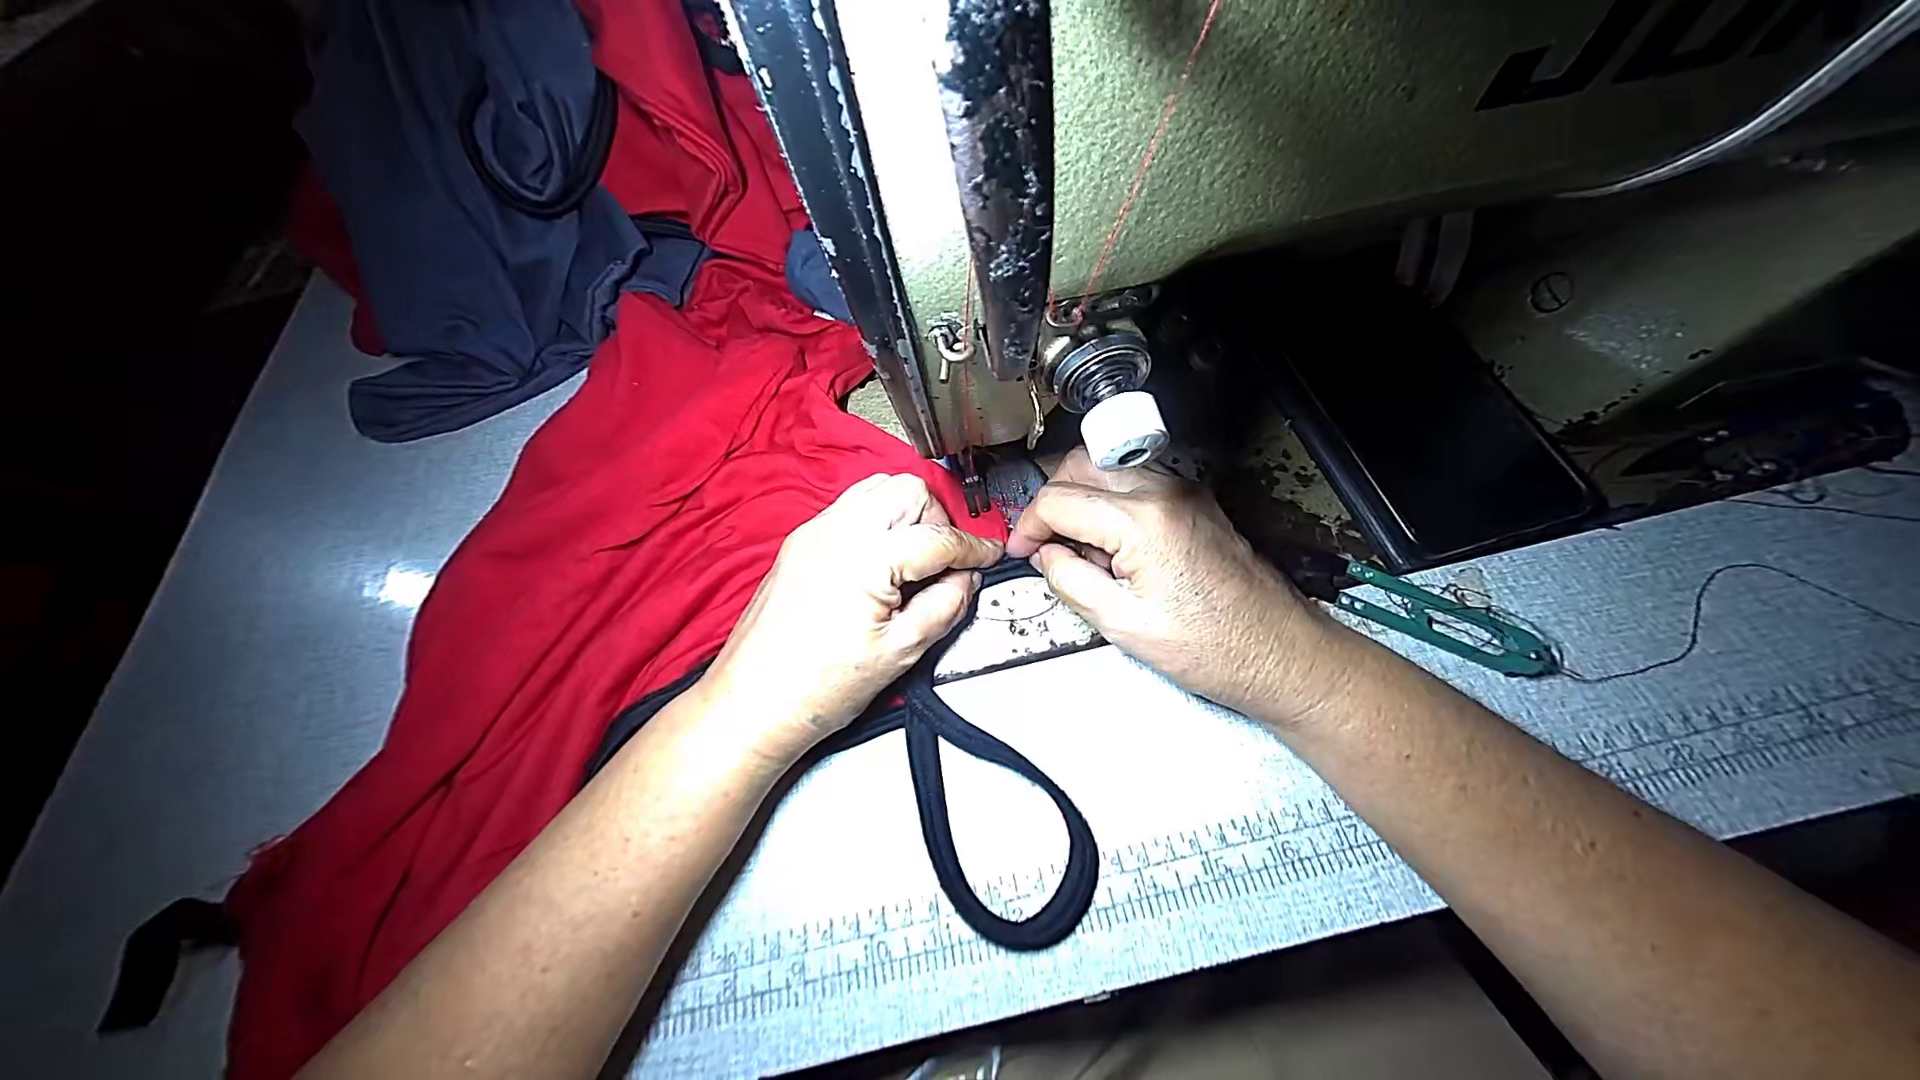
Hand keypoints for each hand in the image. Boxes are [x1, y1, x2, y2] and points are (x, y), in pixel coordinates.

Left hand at [700, 473, 1003, 764]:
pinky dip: (877, 522)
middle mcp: (836, 531)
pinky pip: (851, 508)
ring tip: (915, 559)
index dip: (973, 548)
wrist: (752, 703)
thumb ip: (945, 606)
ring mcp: (814, 533)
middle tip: (945, 560)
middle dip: (937, 519)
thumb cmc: (812, 688)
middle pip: (909, 491)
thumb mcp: (901, 651)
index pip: (938, 537)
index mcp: (865, 556)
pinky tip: (882, 562)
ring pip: (878, 490)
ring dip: (906, 514)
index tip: (987, 556)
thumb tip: (965, 580)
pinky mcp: (800, 543)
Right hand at [1006, 449, 1344, 721]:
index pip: (1059, 500)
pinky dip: (1109, 506)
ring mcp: (1184, 494)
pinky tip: (1113, 550)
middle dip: (1051, 501)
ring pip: (1107, 471)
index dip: (1028, 525)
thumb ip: (1071, 581)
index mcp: (1144, 522)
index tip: (1023, 549)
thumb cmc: (1219, 647)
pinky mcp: (1194, 504)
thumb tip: (1047, 558)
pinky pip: (1135, 487)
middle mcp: (1166, 494)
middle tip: (1043, 543)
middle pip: (1079, 467)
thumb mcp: (1123, 624)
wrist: (1279, 654)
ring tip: (1083, 553)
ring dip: (1080, 501)